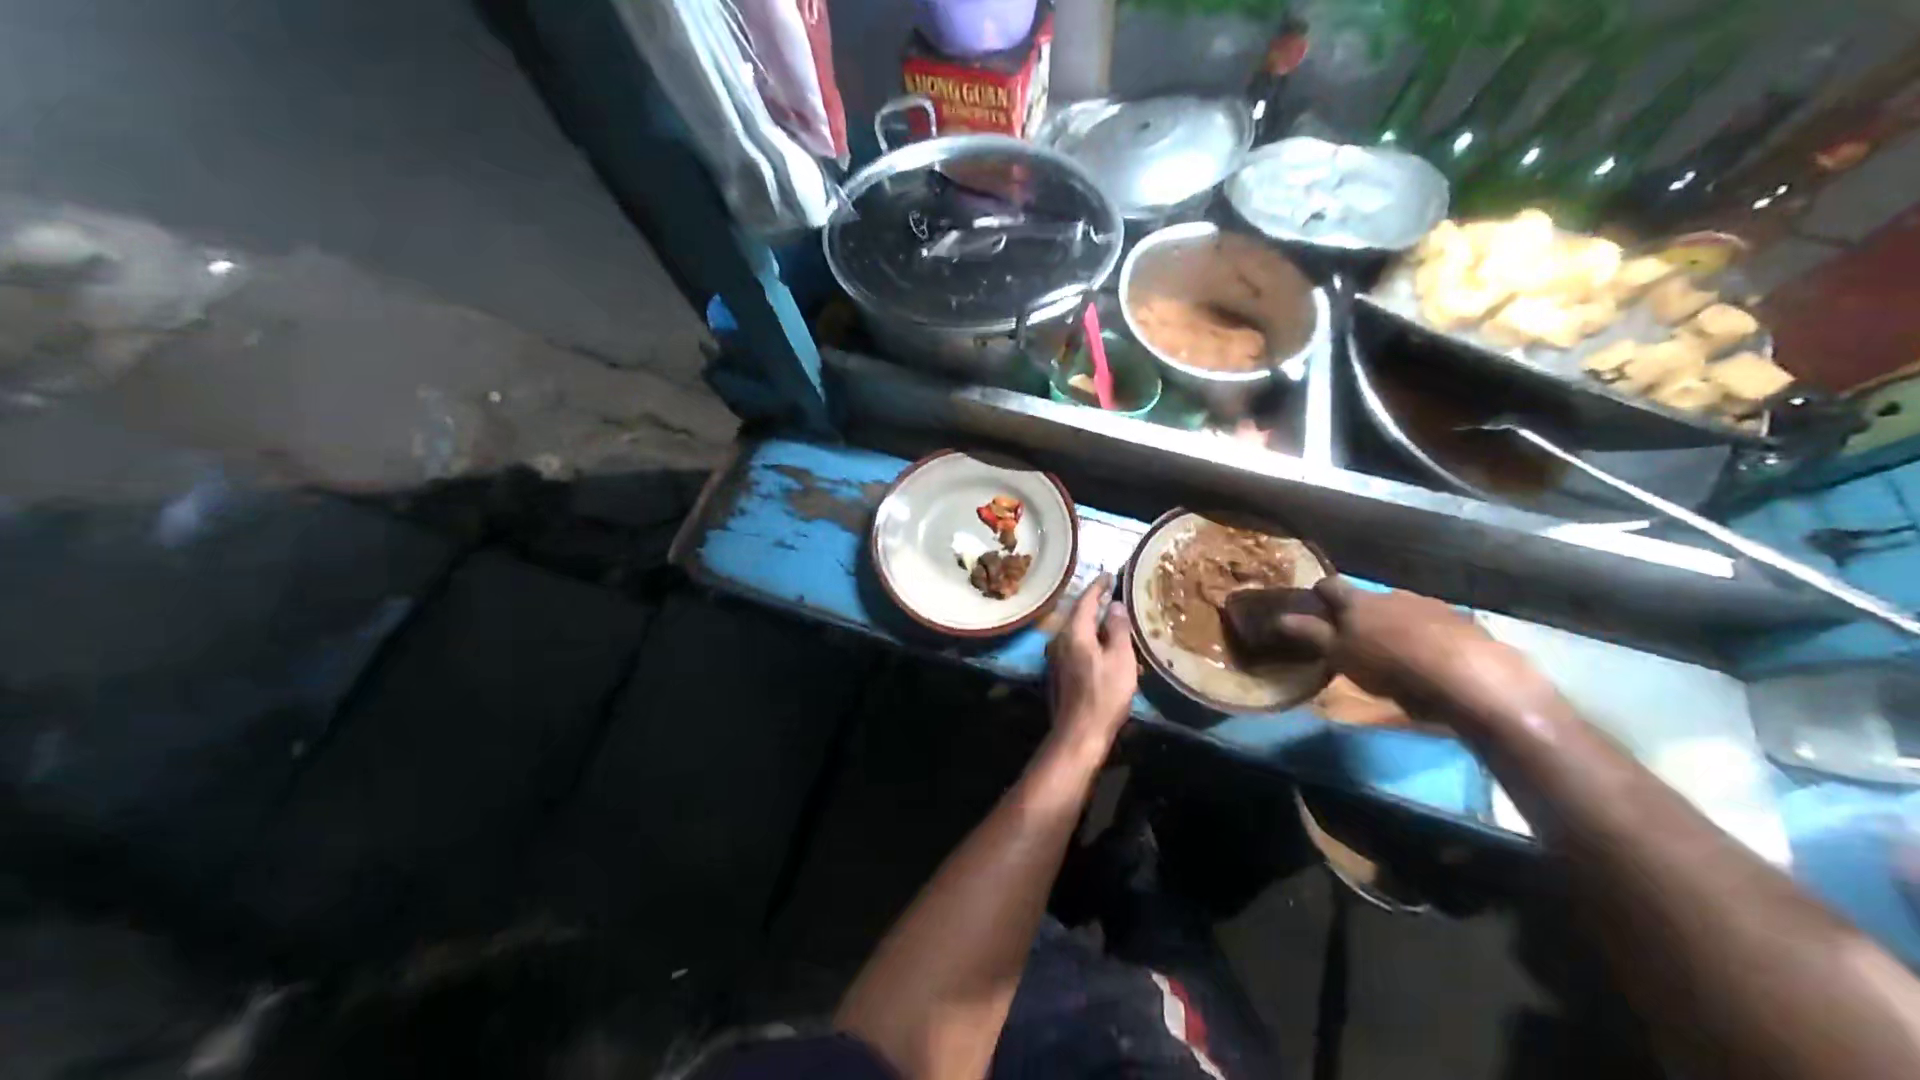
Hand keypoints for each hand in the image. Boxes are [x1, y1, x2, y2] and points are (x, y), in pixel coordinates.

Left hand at [1046, 573, 1136, 748]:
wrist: (1078, 734)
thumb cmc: (1104, 695)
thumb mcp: (1120, 659)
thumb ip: (1116, 629)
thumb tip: (1114, 604)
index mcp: (1073, 632)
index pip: (1085, 600)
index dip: (1098, 587)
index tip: (1109, 575)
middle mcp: (1058, 640)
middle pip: (1077, 614)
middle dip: (1094, 604)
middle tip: (1112, 594)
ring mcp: (1054, 657)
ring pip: (1074, 631)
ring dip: (1091, 623)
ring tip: (1110, 619)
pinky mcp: (1056, 672)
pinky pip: (1073, 645)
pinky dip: (1088, 639)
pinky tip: (1101, 646)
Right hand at [1277, 577, 1558, 729]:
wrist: (1471, 680)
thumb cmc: (1391, 667)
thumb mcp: (1341, 657)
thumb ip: (1311, 635)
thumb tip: (1278, 617)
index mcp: (1357, 602)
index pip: (1329, 585)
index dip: (1319, 595)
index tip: (1315, 609)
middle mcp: (1392, 595)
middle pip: (1367, 599)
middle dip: (1360, 615)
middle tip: (1356, 641)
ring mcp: (1430, 605)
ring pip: (1402, 611)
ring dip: (1395, 625)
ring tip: (1397, 653)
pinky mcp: (1463, 622)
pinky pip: (1435, 624)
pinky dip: (1427, 637)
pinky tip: (1432, 661)